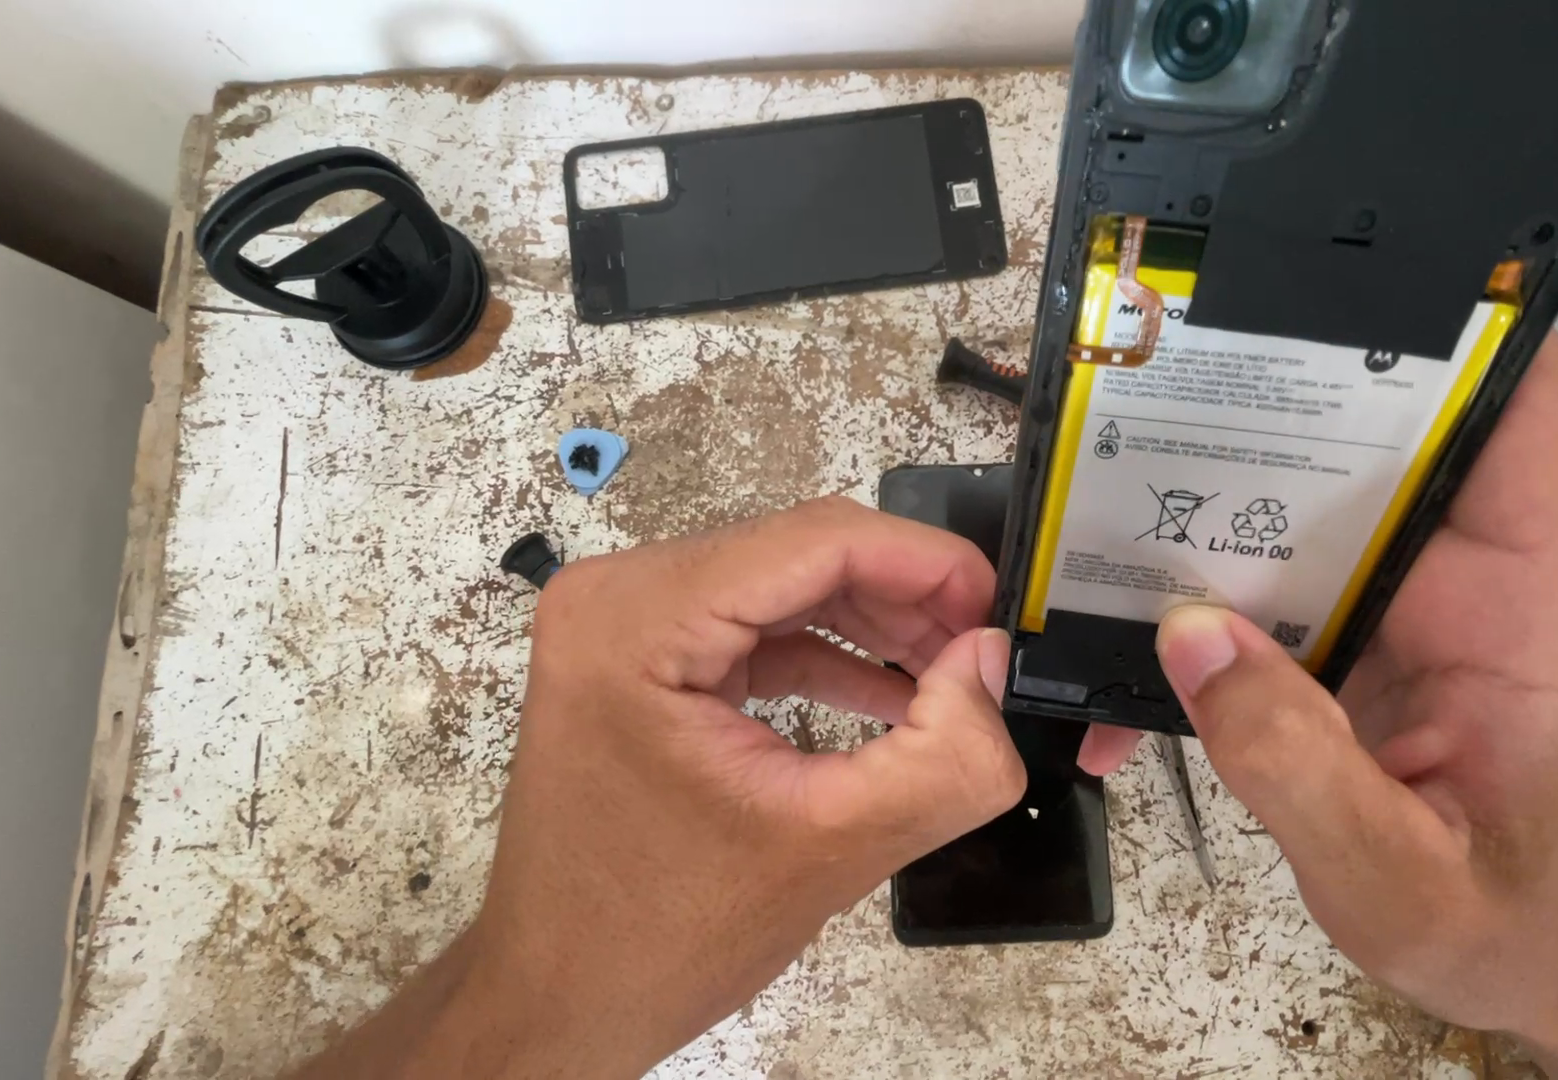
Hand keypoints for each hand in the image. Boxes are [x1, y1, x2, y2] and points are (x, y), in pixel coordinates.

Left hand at [292, 497, 1024, 1078]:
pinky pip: (761, 622)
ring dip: (876, 621)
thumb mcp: (833, 851)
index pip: (815, 540)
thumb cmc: (667, 936)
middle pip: (803, 552)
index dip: (924, 561)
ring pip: (790, 580)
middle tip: (982, 650)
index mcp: (639, 619)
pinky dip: (832, 649)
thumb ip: (945, 757)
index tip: (998, 606)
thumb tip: (993, 658)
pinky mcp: (648, 648)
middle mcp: (621, 591)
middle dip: (906, 595)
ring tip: (949, 673)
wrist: (558, 998)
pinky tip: (891, 693)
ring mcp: (627, 616)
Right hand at [1136, 337, 1557, 1036]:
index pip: (1512, 405)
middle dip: (1260, 394)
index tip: (1318, 280)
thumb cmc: (1491, 918)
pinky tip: (1105, 628)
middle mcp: (1447, 566)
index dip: (1438, 321)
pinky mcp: (1321, 628)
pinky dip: (1175, 590)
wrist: (1498, 954)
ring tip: (1092, 484)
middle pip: (1362, 431)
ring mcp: (1376, 594)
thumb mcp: (1396, 873)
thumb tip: (1188, 636)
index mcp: (1520, 591)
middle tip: (1142, 378)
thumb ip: (1300, 766)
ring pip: (1282, 499)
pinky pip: (1241, 576)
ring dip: (1194, 489)